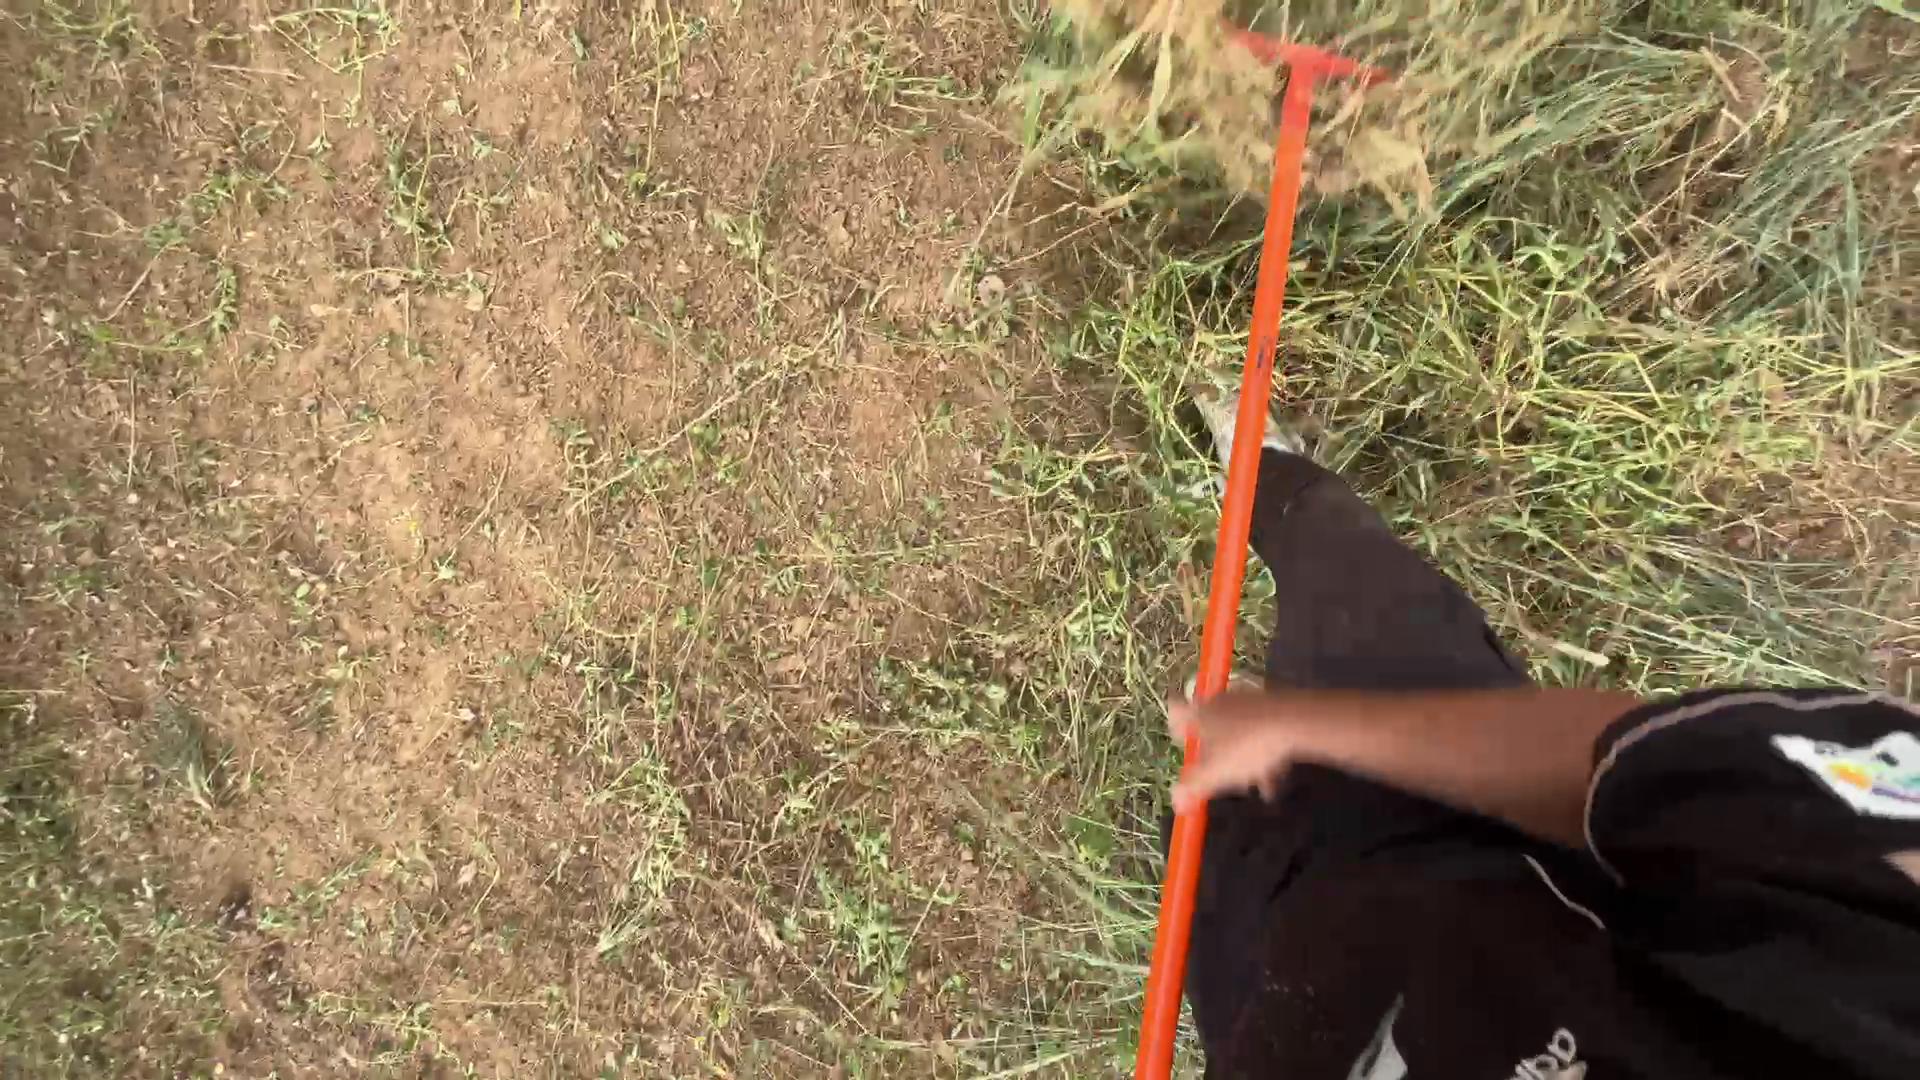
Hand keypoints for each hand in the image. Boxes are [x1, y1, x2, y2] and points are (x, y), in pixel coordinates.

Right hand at [1166, 688, 1313, 811]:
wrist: (1295, 721)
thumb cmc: (1248, 745)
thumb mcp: (1217, 773)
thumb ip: (1194, 787)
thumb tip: (1175, 802)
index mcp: (1200, 713)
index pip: (1176, 711)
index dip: (1174, 725)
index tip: (1181, 741)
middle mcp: (1220, 702)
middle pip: (1209, 725)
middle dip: (1214, 752)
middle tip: (1221, 775)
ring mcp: (1247, 701)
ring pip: (1238, 732)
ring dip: (1243, 757)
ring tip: (1256, 784)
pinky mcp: (1272, 705)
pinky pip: (1260, 730)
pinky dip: (1264, 752)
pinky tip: (1276, 776)